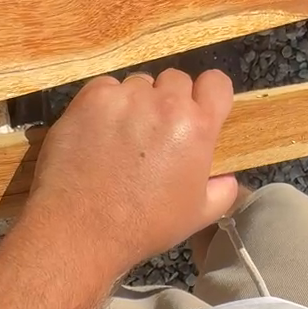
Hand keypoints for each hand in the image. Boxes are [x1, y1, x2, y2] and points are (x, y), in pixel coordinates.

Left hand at [15, 69, 236, 285]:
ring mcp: (127, 97)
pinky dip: (106, 105)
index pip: (216, 82)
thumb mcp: (197, 216)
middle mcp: (165, 103)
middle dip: (169, 100)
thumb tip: (227, 178)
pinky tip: (97, 132)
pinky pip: (107, 87)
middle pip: (176, 80)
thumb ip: (222, 191)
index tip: (198, 109)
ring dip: (136, 103)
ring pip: (139, 84)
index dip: (209, 94)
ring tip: (121, 136)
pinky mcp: (93, 97)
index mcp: (198, 126)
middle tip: (155, 131)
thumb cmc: (143, 225)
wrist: (80, 229)